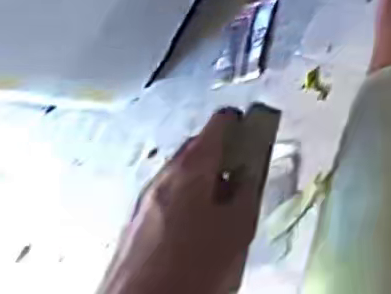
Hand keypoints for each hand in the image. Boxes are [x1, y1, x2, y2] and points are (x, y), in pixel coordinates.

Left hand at [97, 108, 263, 293]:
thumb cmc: (192, 270)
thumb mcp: (238, 228)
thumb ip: (249, 190)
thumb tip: (249, 170)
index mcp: (192, 166)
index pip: (221, 120)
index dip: (243, 124)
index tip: (257, 140)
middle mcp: (164, 175)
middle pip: (200, 147)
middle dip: (224, 156)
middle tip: (245, 180)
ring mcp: (144, 203)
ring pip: (183, 176)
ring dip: (205, 184)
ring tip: (224, 214)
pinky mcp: (132, 231)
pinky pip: (167, 201)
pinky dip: (186, 206)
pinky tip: (196, 239)